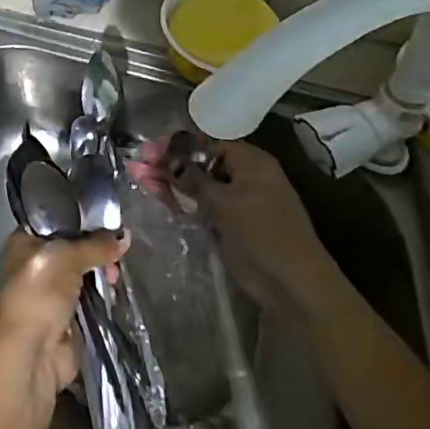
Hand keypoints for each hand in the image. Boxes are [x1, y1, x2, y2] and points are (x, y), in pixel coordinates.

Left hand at [0, 230, 126, 392]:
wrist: (33, 351)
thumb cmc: (40, 292)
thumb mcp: (67, 257)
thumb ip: (96, 245)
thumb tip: (126, 236)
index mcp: (26, 241)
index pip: (56, 219)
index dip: (81, 218)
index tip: (108, 217)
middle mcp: (37, 262)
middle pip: (74, 246)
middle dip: (96, 248)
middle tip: (116, 251)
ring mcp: (53, 291)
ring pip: (85, 272)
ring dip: (102, 271)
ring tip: (116, 275)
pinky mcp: (70, 315)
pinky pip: (92, 296)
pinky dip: (104, 293)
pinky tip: (117, 288)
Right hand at [153, 136, 340, 311]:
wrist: (292, 285)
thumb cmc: (263, 233)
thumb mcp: (224, 201)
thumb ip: (191, 178)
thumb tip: (166, 158)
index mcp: (250, 161)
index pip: (206, 143)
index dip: (176, 145)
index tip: (148, 149)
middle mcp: (242, 176)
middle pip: (198, 163)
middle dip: (168, 163)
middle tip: (136, 163)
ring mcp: (234, 201)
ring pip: (195, 185)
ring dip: (169, 181)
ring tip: (137, 175)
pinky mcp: (227, 223)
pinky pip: (199, 205)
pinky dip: (179, 199)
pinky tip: (154, 193)